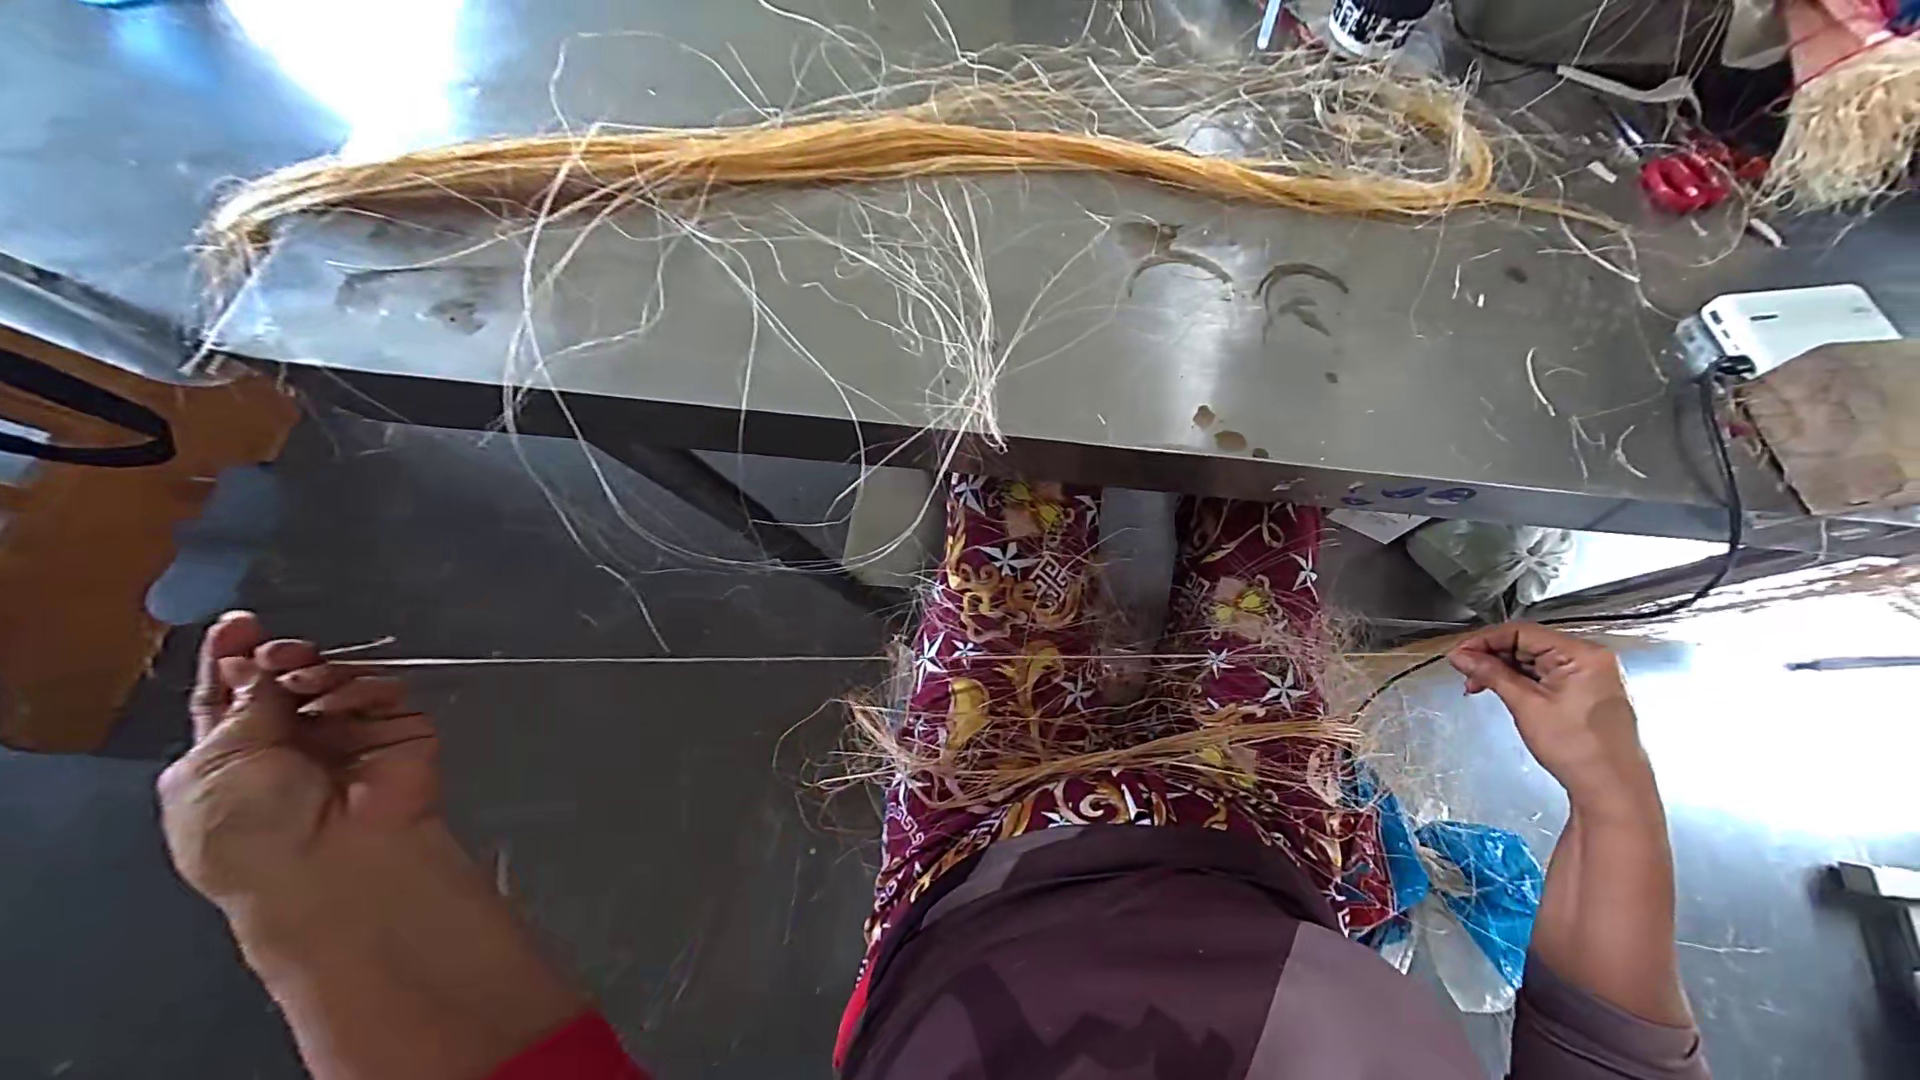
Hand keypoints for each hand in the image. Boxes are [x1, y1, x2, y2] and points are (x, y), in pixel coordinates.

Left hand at [158, 611, 440, 911]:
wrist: (332, 855)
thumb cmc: (250, 825)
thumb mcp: (215, 766)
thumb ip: (242, 705)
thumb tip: (256, 661)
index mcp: (234, 752)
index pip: (232, 693)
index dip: (231, 657)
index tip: (237, 622)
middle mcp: (292, 738)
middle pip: (287, 678)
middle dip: (280, 657)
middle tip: (279, 652)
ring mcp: (349, 732)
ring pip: (337, 678)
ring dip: (318, 672)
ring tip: (305, 682)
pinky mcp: (399, 729)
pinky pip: (382, 691)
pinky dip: (361, 690)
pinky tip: (341, 705)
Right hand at [1447, 622, 1659, 819]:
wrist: (1612, 789)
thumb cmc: (1577, 747)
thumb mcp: (1525, 704)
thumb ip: (1489, 672)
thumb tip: (1459, 655)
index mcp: (1583, 655)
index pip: (1520, 632)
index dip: (1483, 641)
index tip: (1457, 655)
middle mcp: (1591, 660)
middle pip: (1526, 644)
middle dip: (1490, 657)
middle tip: (1465, 673)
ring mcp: (1590, 676)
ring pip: (1531, 660)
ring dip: (1500, 670)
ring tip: (1478, 686)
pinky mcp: (1585, 691)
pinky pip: (1543, 675)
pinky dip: (1517, 681)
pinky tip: (1500, 691)